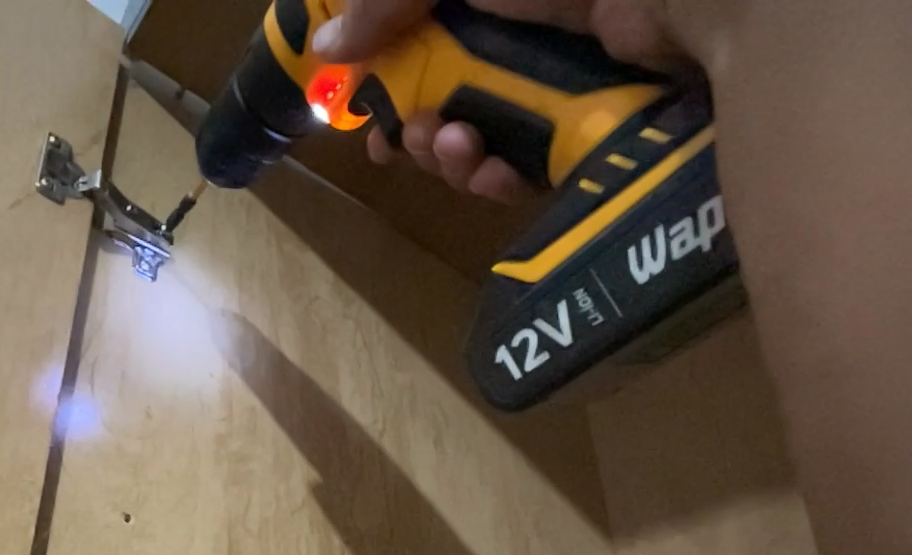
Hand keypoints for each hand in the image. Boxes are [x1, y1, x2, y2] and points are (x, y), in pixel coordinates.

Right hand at [311, 0, 684, 203]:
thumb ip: (389, 3)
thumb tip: (326, 53)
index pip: (420, 40)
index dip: (383, 81)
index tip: (359, 112)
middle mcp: (519, 28)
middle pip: (443, 99)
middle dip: (413, 130)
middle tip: (397, 145)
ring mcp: (554, 77)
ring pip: (480, 140)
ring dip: (448, 158)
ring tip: (451, 148)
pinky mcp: (585, 124)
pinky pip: (525, 168)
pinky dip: (497, 179)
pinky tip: (489, 172)